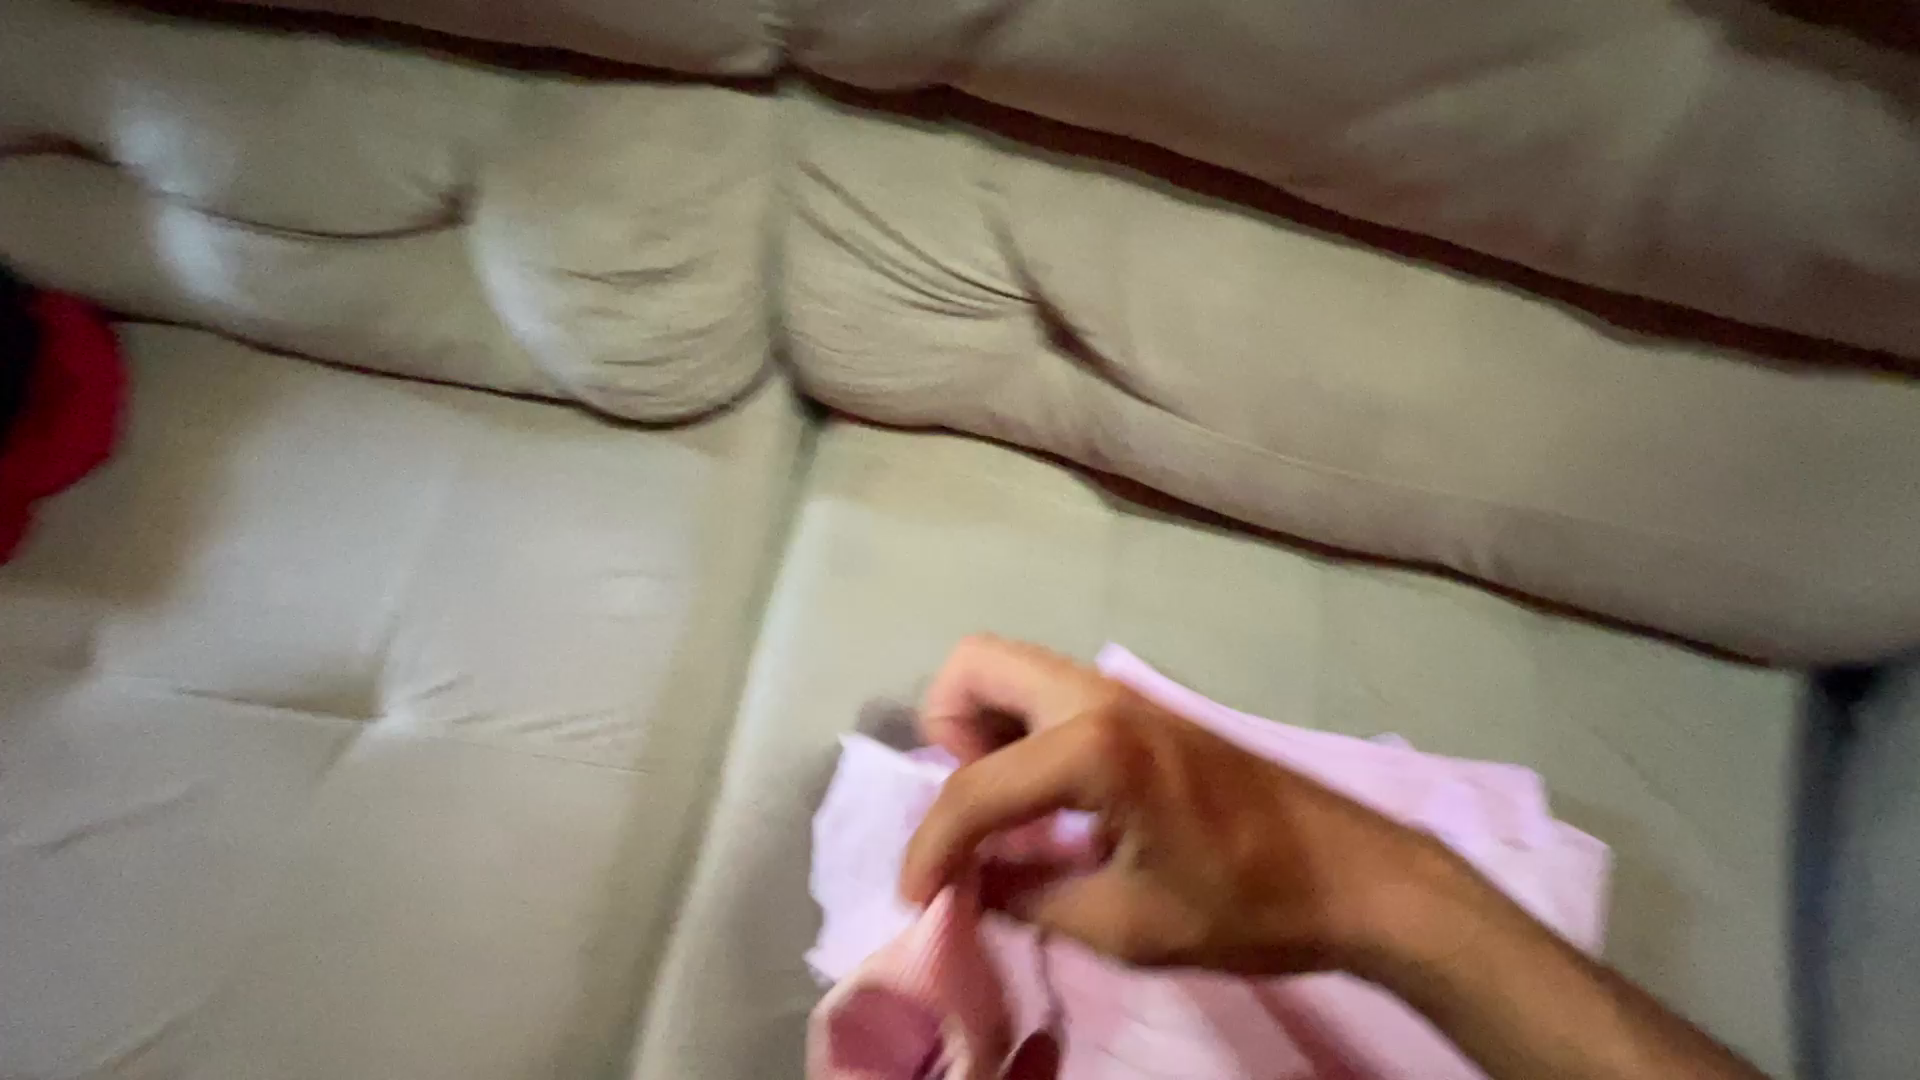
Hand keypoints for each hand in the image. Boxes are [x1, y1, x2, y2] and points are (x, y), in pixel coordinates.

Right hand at [900, 635, 1463, 976]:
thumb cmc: (1246, 902)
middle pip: (973, 666)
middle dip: (947, 736)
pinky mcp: (1133, 704)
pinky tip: (1048, 798)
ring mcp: (1116, 690)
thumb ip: (1028, 900)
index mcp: (1092, 747)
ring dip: (981, 728)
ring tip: (1008, 807)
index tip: (917, 894)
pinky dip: (1017, 731)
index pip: (975, 787)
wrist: (1353, 873)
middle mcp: (1094, 694)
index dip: (932, 845)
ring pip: (1008, 669)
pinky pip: (1043, 692)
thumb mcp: (1126, 927)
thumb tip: (968, 886)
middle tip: (976, 809)